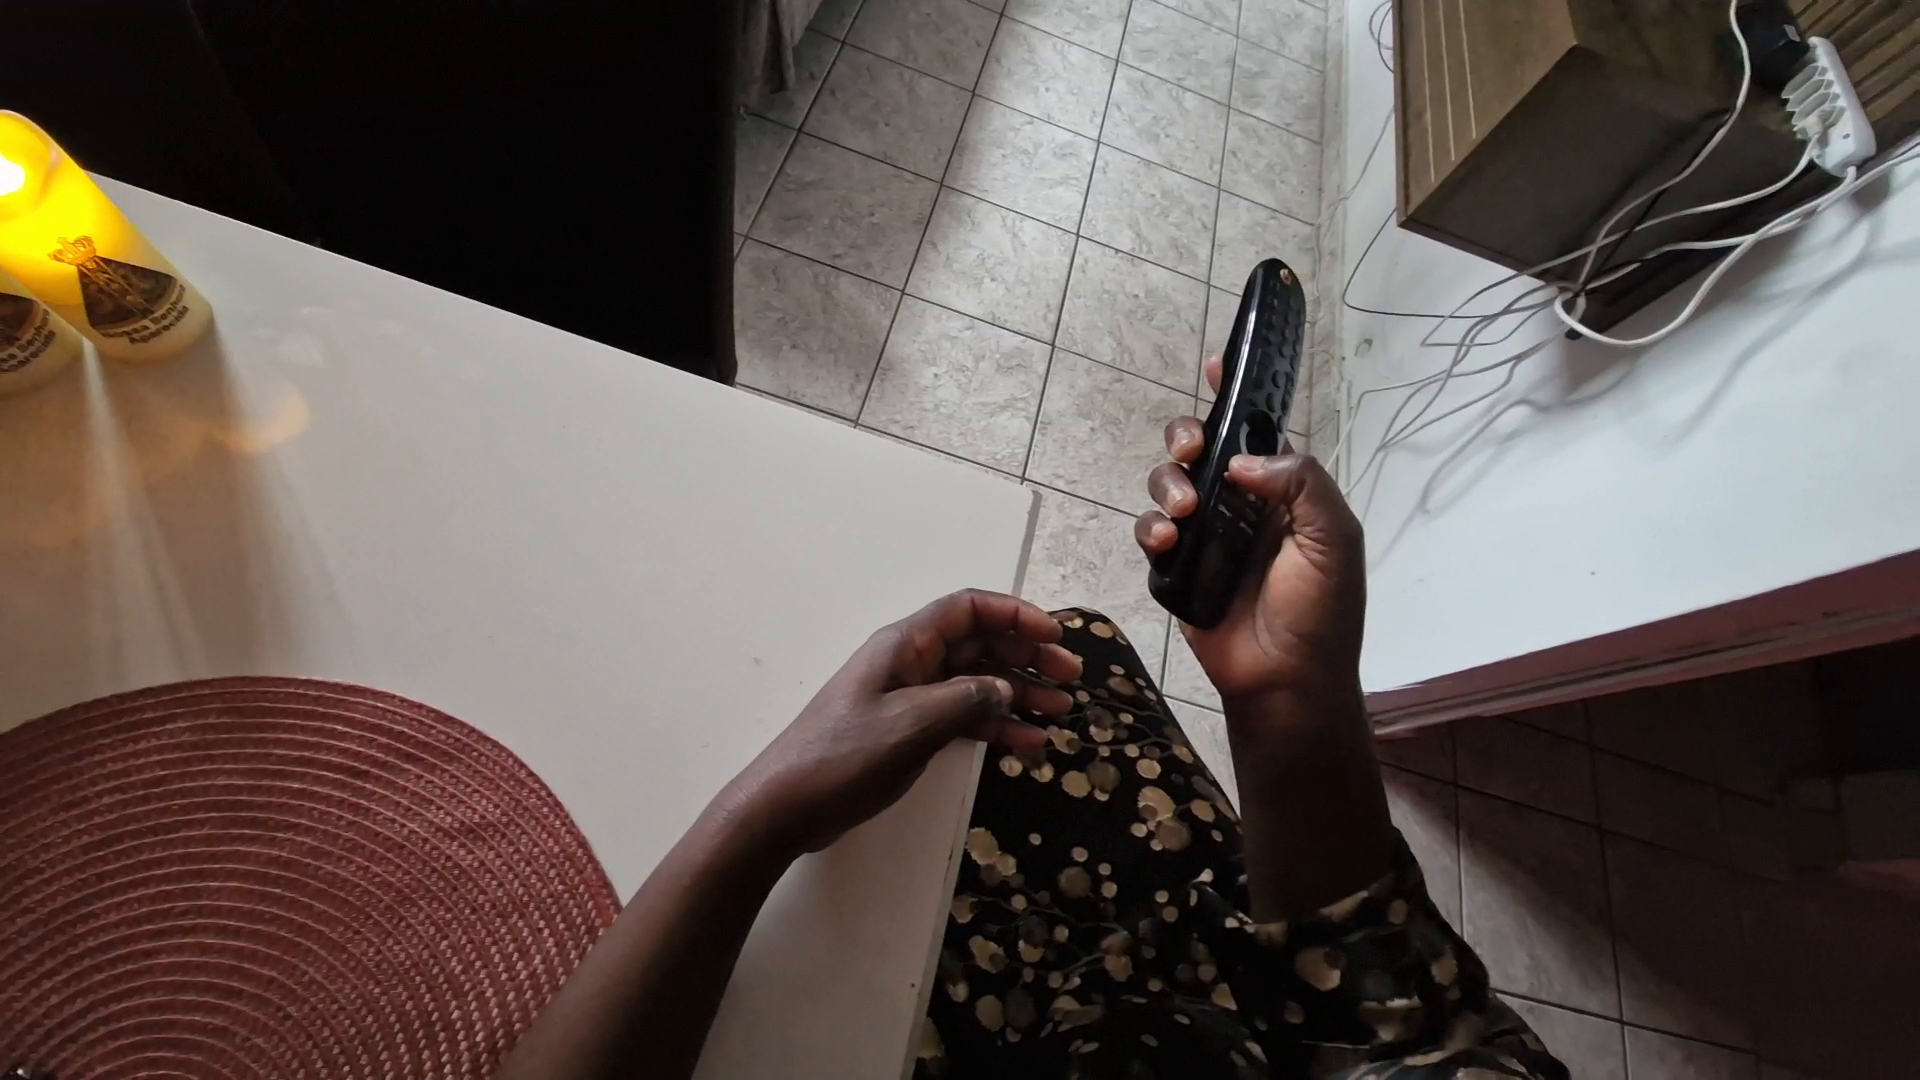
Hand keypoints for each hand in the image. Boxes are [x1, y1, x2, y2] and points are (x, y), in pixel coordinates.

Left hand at [718, 590, 1082, 856]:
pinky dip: (995, 726)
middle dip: (1026, 657)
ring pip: (977, 683)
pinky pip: (964, 717)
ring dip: (1018, 694)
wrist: (788, 806)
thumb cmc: (843, 755)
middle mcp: (913, 662)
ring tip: (1060, 711)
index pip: (968, 609)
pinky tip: (1027, 743)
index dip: (1014, 614)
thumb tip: (1004, 687)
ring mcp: (913, 697)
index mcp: (907, 644)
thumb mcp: (910, 724)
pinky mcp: (911, 730)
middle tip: (1069, 678)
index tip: (1053, 636)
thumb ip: (964, 699)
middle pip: (980, 645)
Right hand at [1134, 354, 1366, 706]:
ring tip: (1182, 515)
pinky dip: (1151, 530)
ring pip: (1167, 485)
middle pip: (1198, 450)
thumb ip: (1301, 484)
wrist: (1284, 678)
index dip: (1233, 396)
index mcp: (1280, 493)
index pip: (1254, 433)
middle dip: (1186, 439)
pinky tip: (1167, 545)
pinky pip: (1150, 532)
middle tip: (1191, 453)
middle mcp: (1237, 506)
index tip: (1213, 365)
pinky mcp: (1174, 567)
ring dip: (1167, 485)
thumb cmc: (1319, 610)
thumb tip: (1241, 460)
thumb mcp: (1333, 539)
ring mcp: (1203, 537)